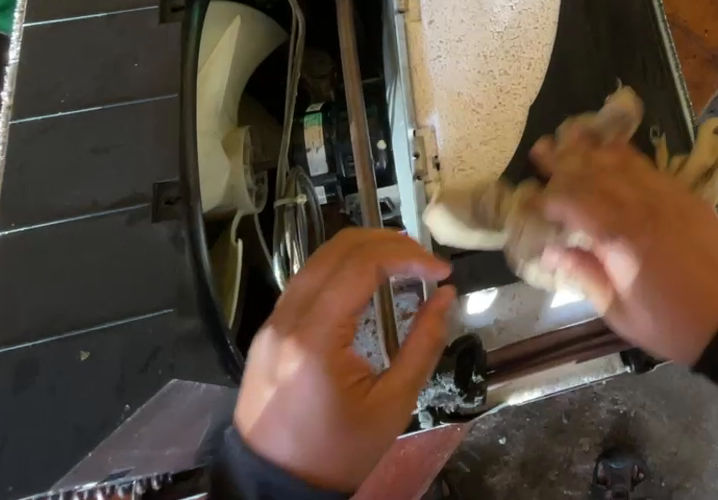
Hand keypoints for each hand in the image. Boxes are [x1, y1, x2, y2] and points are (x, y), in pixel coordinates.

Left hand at [233, 228, 456, 491]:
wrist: (272, 489)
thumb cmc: (337, 452)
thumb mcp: (392, 405)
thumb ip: (424, 344)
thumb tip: (446, 295)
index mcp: (314, 338)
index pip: (362, 265)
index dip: (408, 255)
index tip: (441, 271)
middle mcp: (287, 319)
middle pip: (340, 248)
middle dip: (390, 242)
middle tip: (425, 260)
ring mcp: (273, 322)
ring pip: (321, 256)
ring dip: (367, 249)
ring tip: (405, 263)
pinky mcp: (271, 329)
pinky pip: (310, 277)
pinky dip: (346, 266)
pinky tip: (372, 280)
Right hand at [532, 129, 717, 364]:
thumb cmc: (672, 324)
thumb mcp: (620, 311)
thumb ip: (585, 273)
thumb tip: (550, 250)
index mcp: (622, 238)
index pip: (575, 204)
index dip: (549, 198)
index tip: (529, 197)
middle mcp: (642, 207)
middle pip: (596, 173)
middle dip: (566, 161)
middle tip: (541, 149)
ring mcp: (667, 196)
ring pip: (623, 162)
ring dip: (594, 149)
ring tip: (571, 135)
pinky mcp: (685, 194)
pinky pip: (649, 166)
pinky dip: (625, 155)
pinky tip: (612, 149)